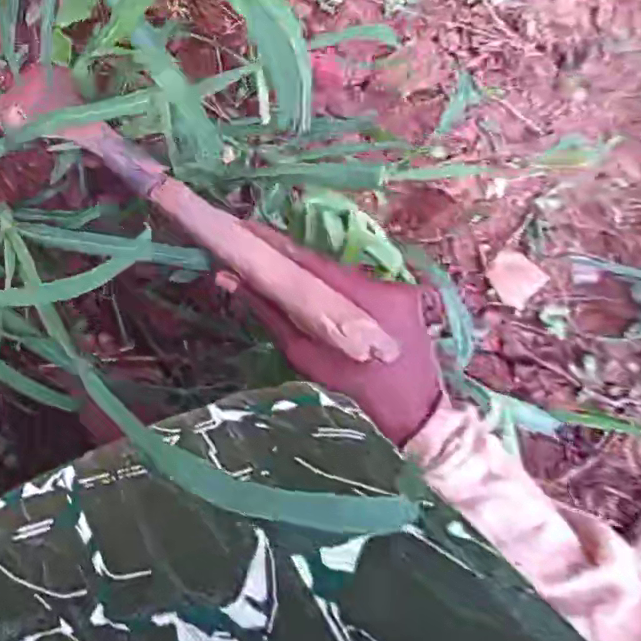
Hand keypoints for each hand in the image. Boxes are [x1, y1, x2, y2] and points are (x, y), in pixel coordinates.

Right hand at [217, 221, 444, 445]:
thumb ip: (267, 310)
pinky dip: (338, 285)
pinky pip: (362, 283)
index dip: (274, 245)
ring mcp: (401, 288)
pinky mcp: (410, 294)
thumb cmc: (348, 384)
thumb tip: (227, 276)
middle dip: (290, 259)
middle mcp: (385, 284)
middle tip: (257, 248)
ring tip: (284, 271)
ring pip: (343, 273)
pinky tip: (321, 292)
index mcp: (360, 298)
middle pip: (325, 265)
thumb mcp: (300, 350)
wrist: (413, 410)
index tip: (247, 230)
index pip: (307, 260)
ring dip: (314, 273)